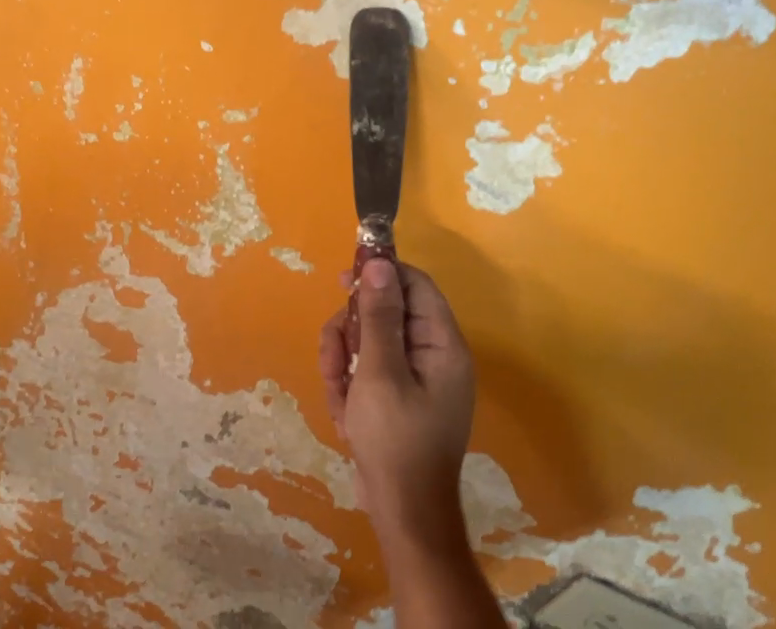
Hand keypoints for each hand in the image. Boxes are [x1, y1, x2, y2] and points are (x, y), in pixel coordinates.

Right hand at [318, 257, 475, 543]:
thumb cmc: (394, 439)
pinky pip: (367, 373)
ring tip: (338, 393)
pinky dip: (350, 388)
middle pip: (385, 313)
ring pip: (368, 343)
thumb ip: (378, 316)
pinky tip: (345, 414)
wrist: (403, 512)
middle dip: (351, 331)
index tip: (342, 279)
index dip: (380, 274)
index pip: (415, 285)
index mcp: (442, 344)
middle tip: (333, 355)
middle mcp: (434, 356)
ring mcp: (417, 380)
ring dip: (343, 362)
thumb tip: (379, 263)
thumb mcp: (379, 372)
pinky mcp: (399, 399)